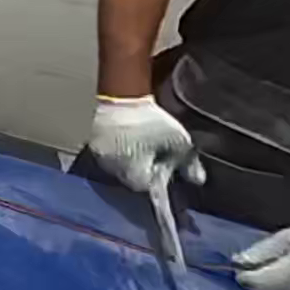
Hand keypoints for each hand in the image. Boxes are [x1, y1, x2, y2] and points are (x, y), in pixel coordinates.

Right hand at [85, 95, 204, 191]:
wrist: (118, 99)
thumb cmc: (150, 123)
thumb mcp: (178, 142)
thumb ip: (188, 164)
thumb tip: (196, 181)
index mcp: (132, 171)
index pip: (145, 189)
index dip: (158, 185)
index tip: (167, 178)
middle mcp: (111, 167)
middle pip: (129, 179)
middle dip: (144, 174)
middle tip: (158, 163)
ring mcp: (98, 156)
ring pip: (117, 168)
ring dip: (131, 164)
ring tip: (143, 152)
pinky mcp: (92, 145)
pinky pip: (108, 157)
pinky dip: (120, 155)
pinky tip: (129, 145)